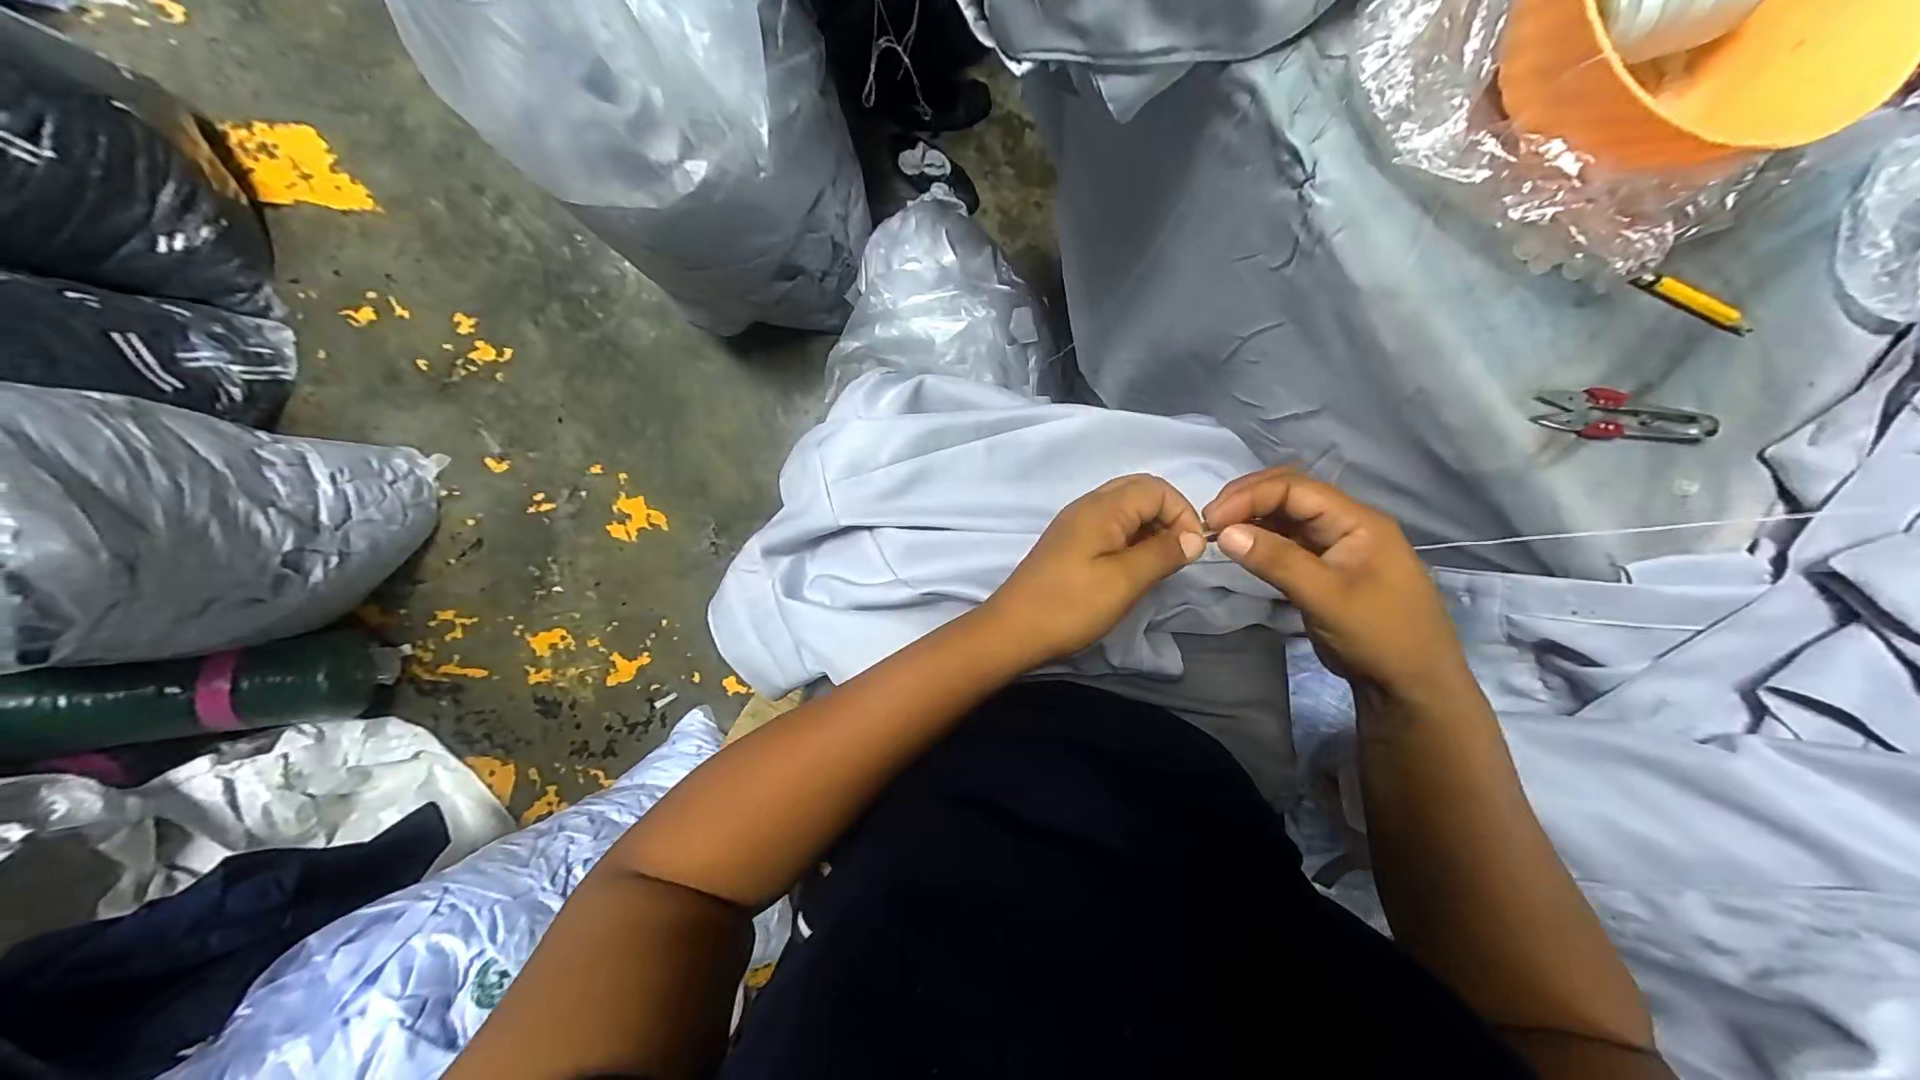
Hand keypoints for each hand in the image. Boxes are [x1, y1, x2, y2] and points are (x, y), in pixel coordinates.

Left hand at [982, 474, 1207, 667]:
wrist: (1012, 631)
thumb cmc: (1070, 606)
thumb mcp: (1124, 581)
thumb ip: (1162, 553)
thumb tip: (1195, 536)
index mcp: (1101, 507)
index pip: (1156, 488)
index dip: (1182, 513)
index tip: (1191, 550)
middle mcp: (1086, 506)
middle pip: (1139, 492)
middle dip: (1168, 516)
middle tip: (1178, 552)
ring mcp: (1074, 524)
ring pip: (1124, 509)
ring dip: (1149, 529)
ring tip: (1158, 563)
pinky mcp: (1068, 544)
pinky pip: (1108, 527)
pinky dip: (1130, 539)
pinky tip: (1133, 568)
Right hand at [1203, 468, 1470, 696]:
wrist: (1410, 685)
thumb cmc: (1379, 635)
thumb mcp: (1326, 597)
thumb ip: (1276, 560)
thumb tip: (1223, 532)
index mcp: (1357, 520)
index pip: (1295, 488)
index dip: (1249, 496)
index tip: (1212, 520)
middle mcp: (1345, 524)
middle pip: (1290, 494)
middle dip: (1247, 500)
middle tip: (1209, 522)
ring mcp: (1334, 545)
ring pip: (1285, 517)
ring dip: (1251, 518)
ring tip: (1217, 534)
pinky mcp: (1323, 567)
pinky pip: (1286, 541)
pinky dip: (1259, 540)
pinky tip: (1239, 548)